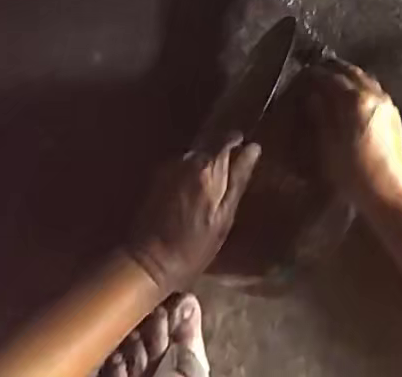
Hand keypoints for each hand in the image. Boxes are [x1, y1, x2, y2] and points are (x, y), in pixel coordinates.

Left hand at [124, 135, 261, 289]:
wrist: (147, 264)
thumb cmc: (194, 247)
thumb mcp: (224, 217)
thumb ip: (239, 178)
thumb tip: (253, 147)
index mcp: (208, 167)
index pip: (227, 137)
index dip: (237, 141)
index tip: (245, 150)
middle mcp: (188, 158)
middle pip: (210, 143)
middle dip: (220, 155)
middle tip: (228, 177)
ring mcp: (169, 165)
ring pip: (195, 154)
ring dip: (203, 164)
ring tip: (208, 189)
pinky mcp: (156, 175)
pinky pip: (180, 165)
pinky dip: (188, 173)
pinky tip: (189, 195)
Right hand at [304, 59, 401, 204]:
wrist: (391, 191)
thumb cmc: (355, 173)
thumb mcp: (329, 145)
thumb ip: (321, 115)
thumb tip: (313, 95)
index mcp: (355, 100)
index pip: (332, 77)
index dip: (316, 74)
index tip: (303, 74)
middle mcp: (373, 94)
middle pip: (350, 71)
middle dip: (333, 69)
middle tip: (316, 71)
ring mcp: (385, 102)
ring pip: (364, 78)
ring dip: (347, 75)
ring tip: (332, 80)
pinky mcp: (392, 113)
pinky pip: (373, 88)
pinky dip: (359, 85)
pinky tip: (351, 95)